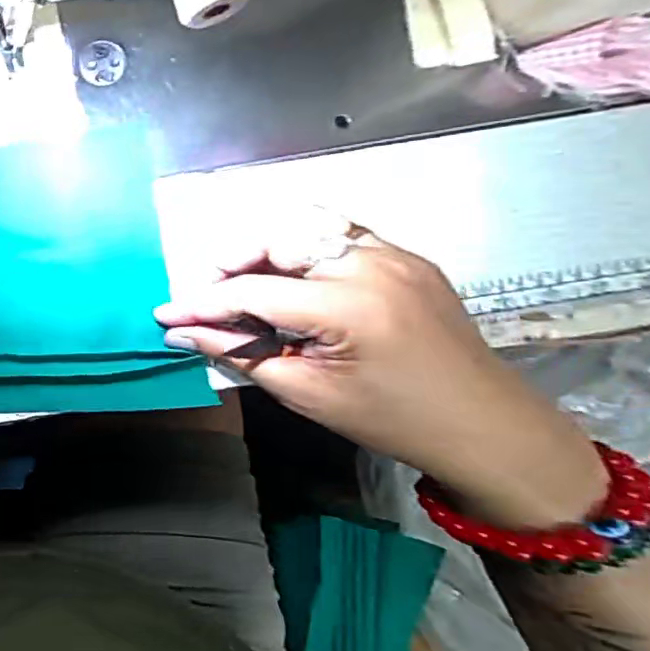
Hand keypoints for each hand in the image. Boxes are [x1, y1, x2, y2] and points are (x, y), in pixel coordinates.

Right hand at [155, 220, 605, 530]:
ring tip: (246, 281)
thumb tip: (188, 333)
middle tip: (211, 296)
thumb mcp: (308, 394)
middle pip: (279, 238)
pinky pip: (341, 236)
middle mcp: (371, 263)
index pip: (254, 290)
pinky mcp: (407, 256)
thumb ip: (243, 353)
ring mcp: (394, 253)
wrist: (482, 424)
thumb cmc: (390, 419)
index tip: (167, 312)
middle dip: (234, 262)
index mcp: (348, 306)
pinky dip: (305, 248)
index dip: (203, 302)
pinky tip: (292, 277)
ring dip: (267, 248)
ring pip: (309, 226)